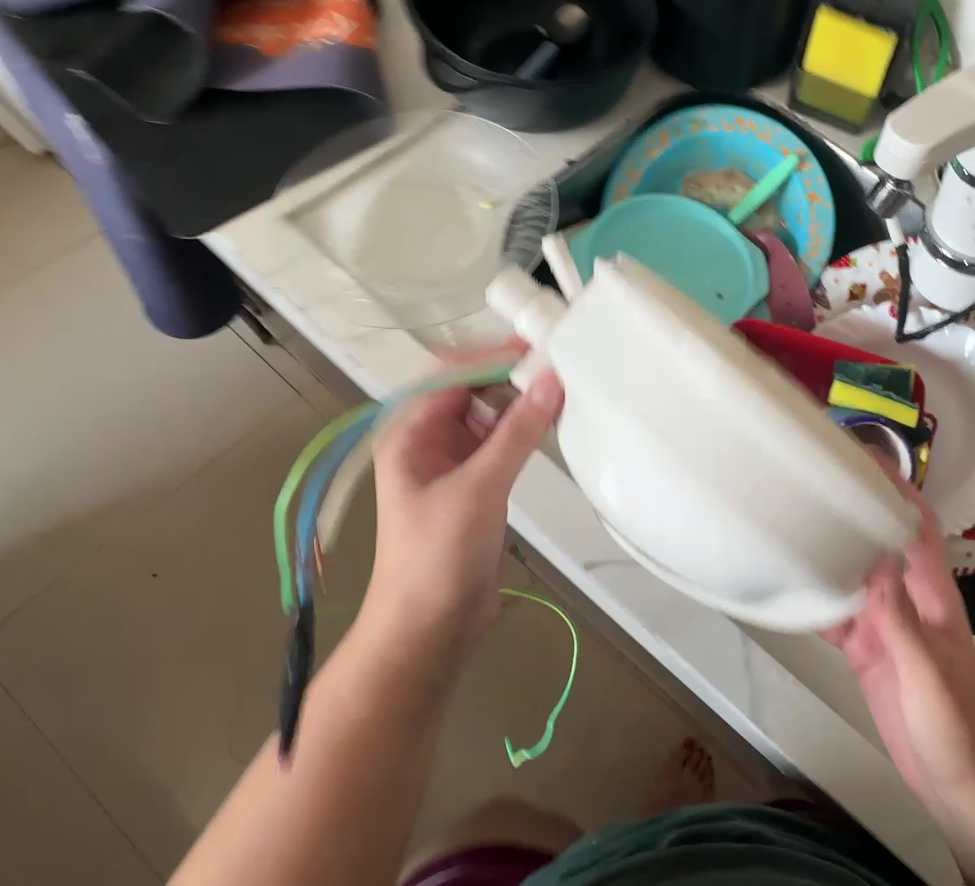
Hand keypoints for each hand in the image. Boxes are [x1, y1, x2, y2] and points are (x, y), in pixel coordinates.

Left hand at [360, 356, 564, 660]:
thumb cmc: (437, 557)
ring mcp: (456, 462)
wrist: (430, 628)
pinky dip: (527, 430)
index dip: (488, 354)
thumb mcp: (478, 490)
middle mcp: (431, 440)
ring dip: (522, 403)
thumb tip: (551, 381)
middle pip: (471, 388)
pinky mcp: (480, 484)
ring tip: (564, 391)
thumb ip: (517, 434)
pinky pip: (504, 442)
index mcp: (410, 433)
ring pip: (491, 414)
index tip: (536, 347)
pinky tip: (554, 424)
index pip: (448, 373)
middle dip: (510, 376)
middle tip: (559, 368)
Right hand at [821, 474, 974, 828]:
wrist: (959, 785)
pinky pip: (839, 615)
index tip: (864, 458)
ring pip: (855, 574)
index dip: (898, 489)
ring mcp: (887, 625)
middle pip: (880, 542)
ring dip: (831, 551)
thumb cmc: (956, 728)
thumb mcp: (927, 674)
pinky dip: (817, 601)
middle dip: (854, 511)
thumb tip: (874, 560)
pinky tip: (791, 587)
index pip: (917, 528)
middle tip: (813, 482)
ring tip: (792, 523)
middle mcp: (908, 600)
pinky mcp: (869, 651)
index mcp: (933, 595)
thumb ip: (901, 621)